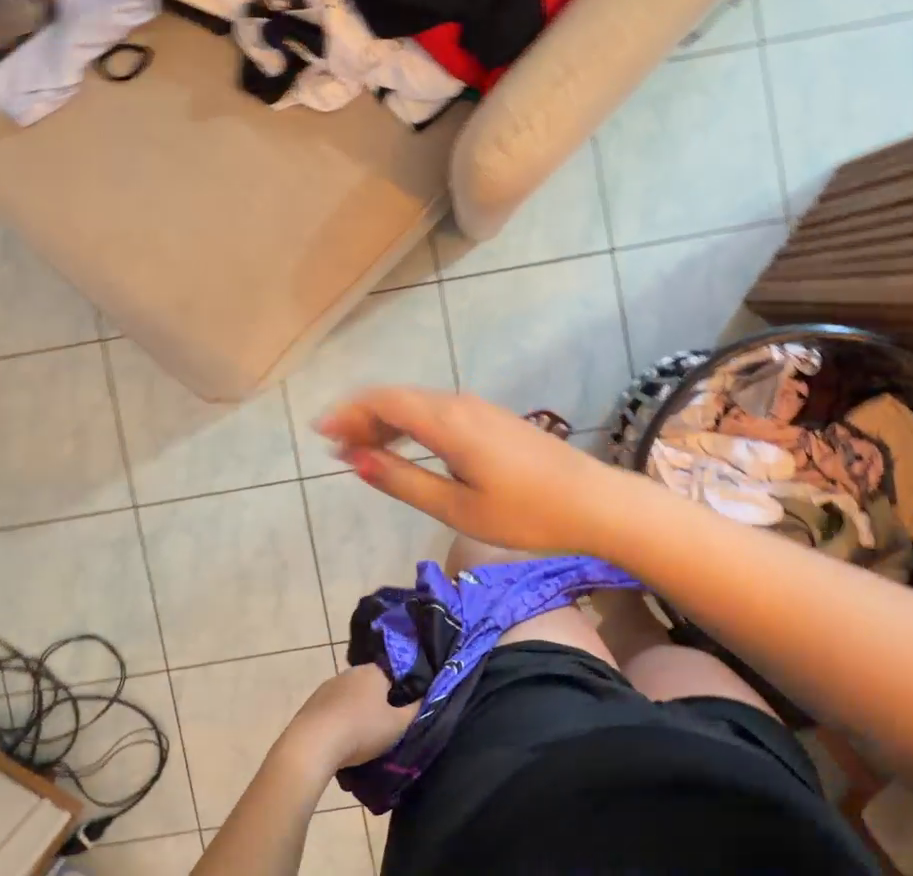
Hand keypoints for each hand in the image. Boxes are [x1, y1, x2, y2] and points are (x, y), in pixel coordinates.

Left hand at [285, 665, 418, 769]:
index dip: (403, 691)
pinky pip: (334, 708)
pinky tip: (341, 738)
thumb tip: (426, 697)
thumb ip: (415, 710)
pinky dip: (340, 719)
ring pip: (351, 696)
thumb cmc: (361, 731)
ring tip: (362, 735)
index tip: (406, 709)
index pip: (395, 674)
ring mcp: (328, 685)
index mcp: (373, 672)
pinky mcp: (312, 702)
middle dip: (379, 702)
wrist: (312, 745)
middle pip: (372, 684)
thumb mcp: (397, 725)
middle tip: (386, 725)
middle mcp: (351, 672)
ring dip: (357, 710)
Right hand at [313, 387, 616, 554]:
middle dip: (361, 418)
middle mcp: (459, 404)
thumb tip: (357, 461)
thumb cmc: (525, 514)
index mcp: (447, 421)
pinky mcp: (493, 420)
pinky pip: (438, 412)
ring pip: (418, 404)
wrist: (593, 503)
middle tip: (334, 448)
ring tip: (360, 452)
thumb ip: (404, 481)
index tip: (320, 433)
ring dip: (385, 422)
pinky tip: (405, 449)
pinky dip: (411, 426)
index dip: (347, 412)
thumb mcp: (457, 507)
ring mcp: (479, 409)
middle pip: (397, 398)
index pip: (383, 402)